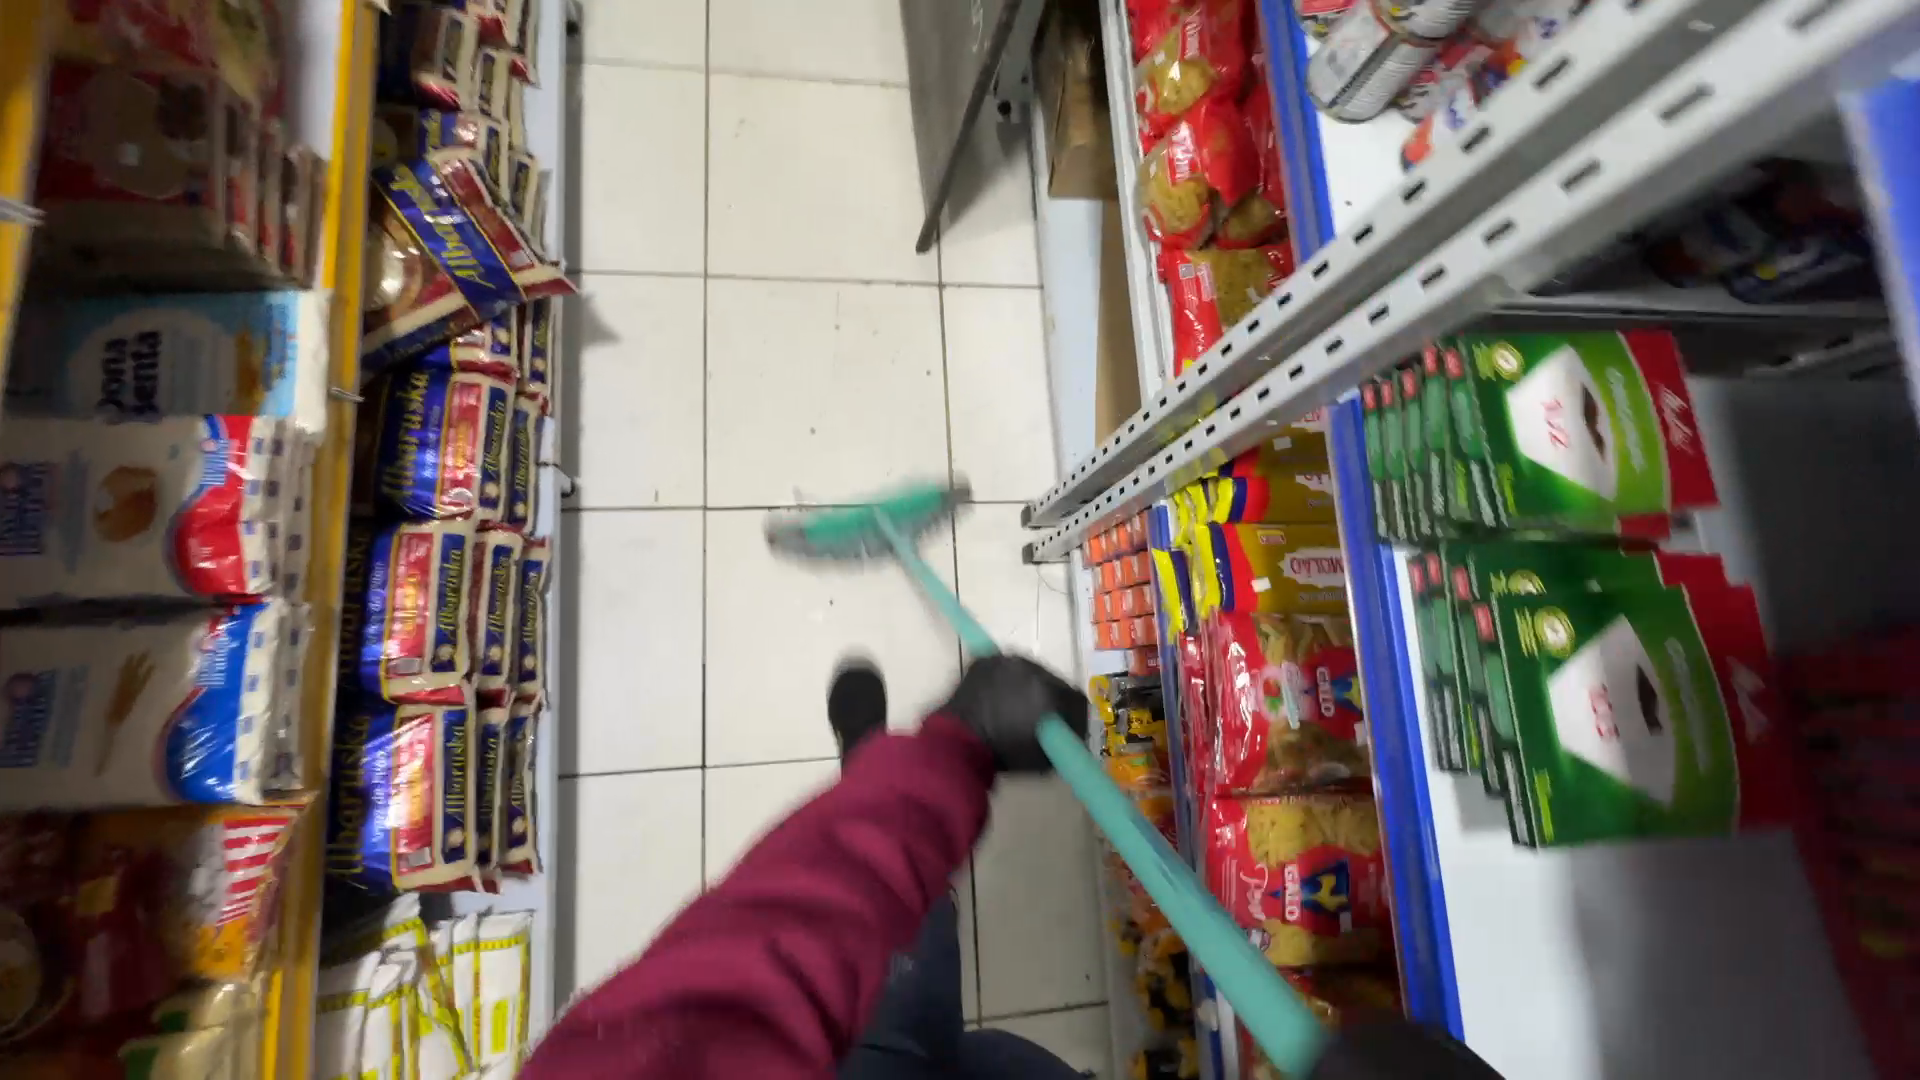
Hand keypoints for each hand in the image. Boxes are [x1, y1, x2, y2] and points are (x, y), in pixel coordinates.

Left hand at [941, 655, 1088, 773]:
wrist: (955, 743)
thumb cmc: (1003, 754)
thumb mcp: (1044, 759)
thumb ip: (1066, 744)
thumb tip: (1072, 737)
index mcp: (1048, 691)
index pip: (1076, 700)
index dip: (1075, 718)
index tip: (1070, 731)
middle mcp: (1030, 668)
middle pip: (1054, 682)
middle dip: (1053, 700)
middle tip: (1045, 719)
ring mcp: (1006, 660)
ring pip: (1031, 672)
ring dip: (1031, 687)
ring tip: (1019, 707)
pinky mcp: (987, 660)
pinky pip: (1007, 668)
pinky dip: (1009, 681)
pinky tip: (1001, 697)